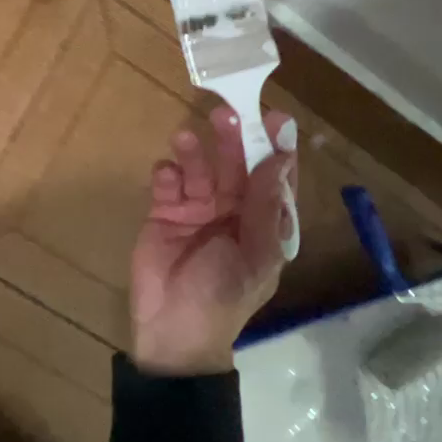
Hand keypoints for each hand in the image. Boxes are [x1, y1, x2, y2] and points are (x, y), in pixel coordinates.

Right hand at [130, 106, 299, 376]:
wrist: (174, 328)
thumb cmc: (223, 294)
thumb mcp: (255, 254)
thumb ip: (263, 206)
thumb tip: (278, 159)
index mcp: (263, 222)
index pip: (273, 177)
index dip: (276, 148)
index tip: (275, 118)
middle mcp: (232, 210)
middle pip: (234, 166)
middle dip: (232, 140)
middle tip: (225, 113)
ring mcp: (195, 211)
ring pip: (198, 170)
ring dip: (194, 152)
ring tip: (185, 137)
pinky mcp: (163, 214)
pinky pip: (167, 185)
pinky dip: (166, 174)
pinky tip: (165, 172)